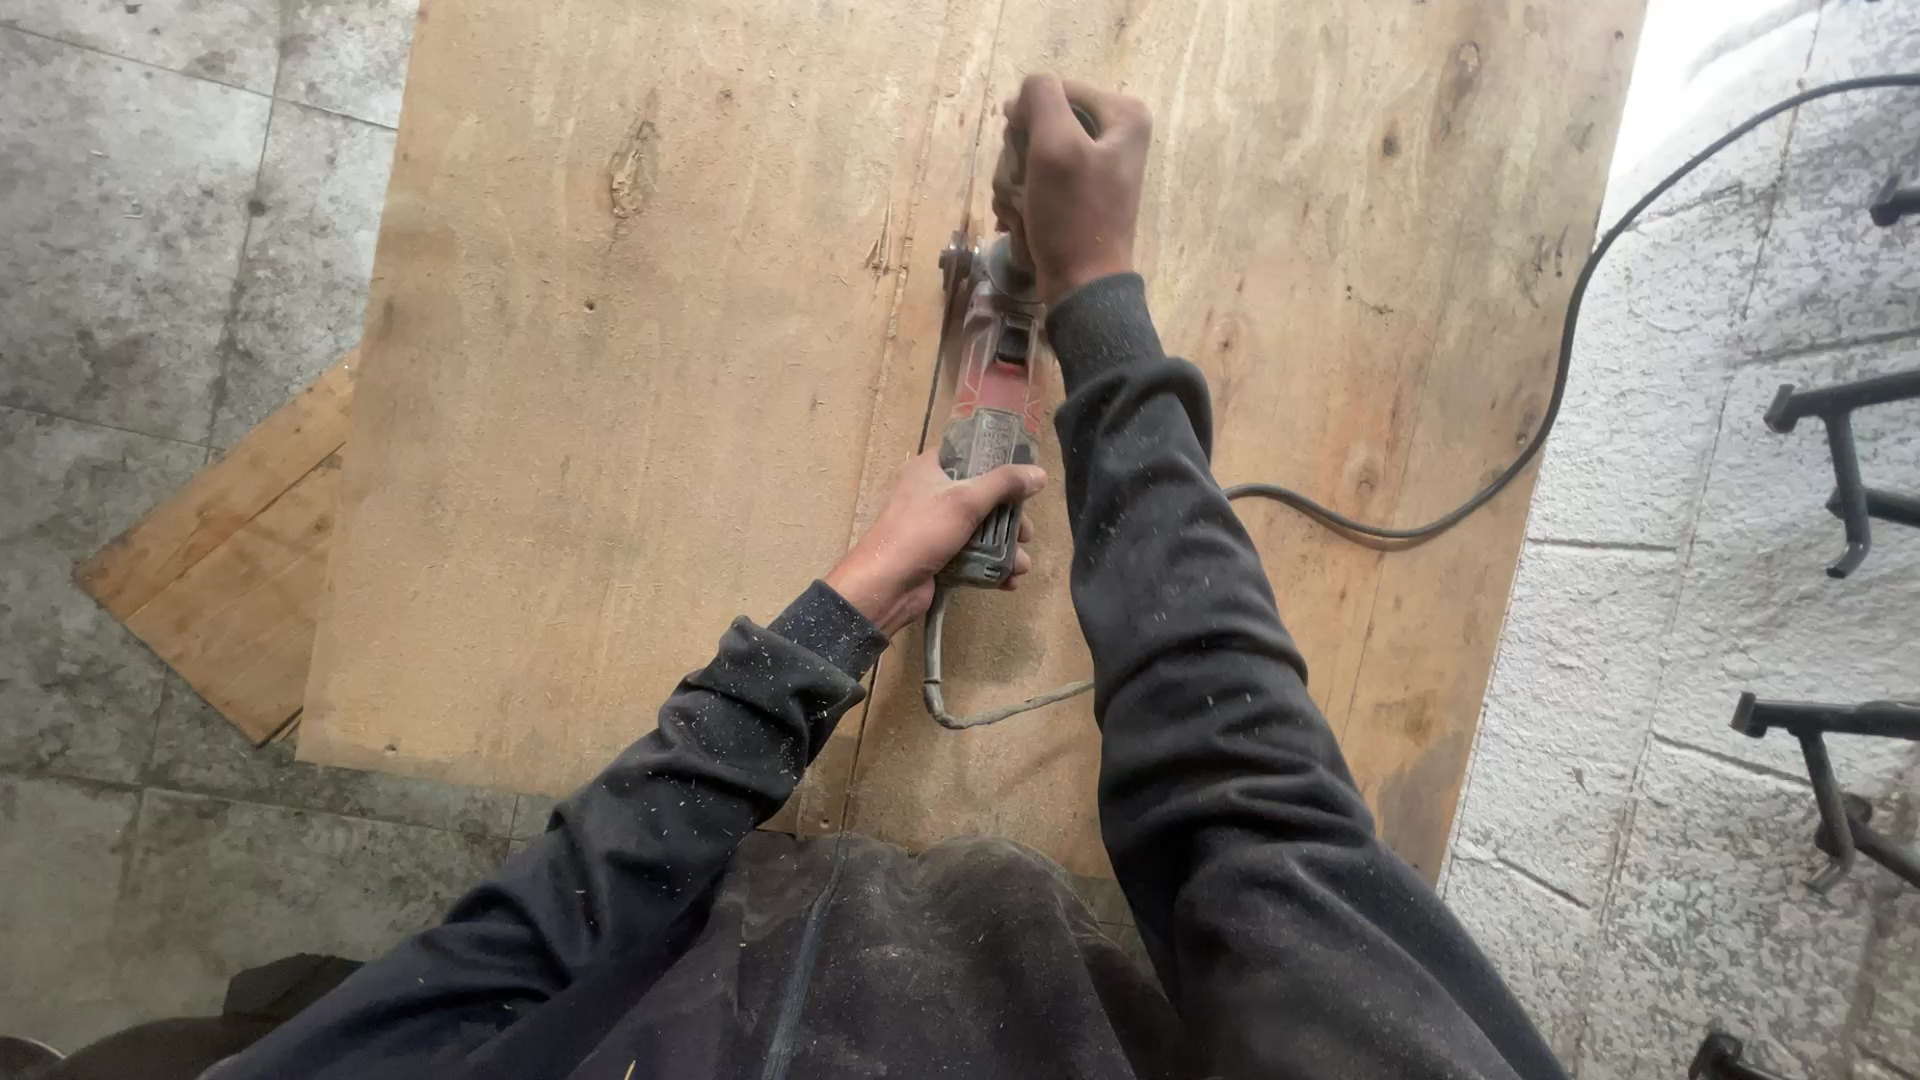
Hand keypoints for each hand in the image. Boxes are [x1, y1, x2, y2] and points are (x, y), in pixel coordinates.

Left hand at [825, 450, 1045, 635]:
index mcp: (928, 469)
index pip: (968, 456)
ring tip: (1021, 565)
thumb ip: (1004, 483)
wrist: (886, 585)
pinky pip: (972, 556)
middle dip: (1009, 519)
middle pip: (982, 498)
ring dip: (1005, 548)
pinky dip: (991, 567)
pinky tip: (1009, 580)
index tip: (1023, 479)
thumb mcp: (965, 500)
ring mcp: (934, 528)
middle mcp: (930, 494)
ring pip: (980, 531)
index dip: (997, 465)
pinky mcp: (938, 556)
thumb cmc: (921, 531)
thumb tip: (1040, 474)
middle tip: (1026, 533)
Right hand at [991, 74, 1152, 304]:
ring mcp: (1089, 169)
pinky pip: (1031, 185)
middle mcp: (1110, 136)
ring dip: (1013, 187)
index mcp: (1121, 115)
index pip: (1051, 89)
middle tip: (1026, 192)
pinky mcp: (1072, 198)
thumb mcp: (1055, 145)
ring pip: (1027, 158)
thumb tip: (1022, 98)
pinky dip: (1018, 204)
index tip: (1024, 155)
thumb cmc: (1072, 217)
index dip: (1025, 118)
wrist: (1080, 285)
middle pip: (1037, 126)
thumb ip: (1039, 97)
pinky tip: (1020, 223)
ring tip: (1024, 214)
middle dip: (1019, 161)